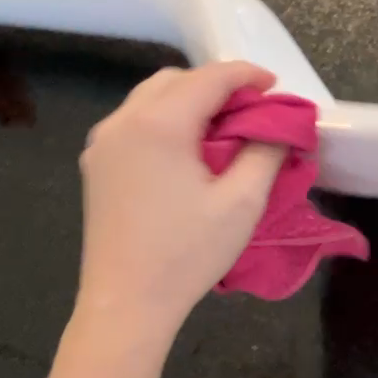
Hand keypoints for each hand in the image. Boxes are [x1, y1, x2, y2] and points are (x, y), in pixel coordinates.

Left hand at [75, 62, 286, 332]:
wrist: (128, 302)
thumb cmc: (189, 251)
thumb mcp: (243, 201)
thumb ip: (265, 151)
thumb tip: (278, 126)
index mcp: (158, 125)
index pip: (208, 79)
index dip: (247, 76)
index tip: (276, 87)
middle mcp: (122, 123)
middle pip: (176, 80)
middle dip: (219, 85)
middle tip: (256, 109)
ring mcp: (104, 143)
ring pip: (153, 98)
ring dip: (193, 100)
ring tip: (228, 126)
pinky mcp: (99, 164)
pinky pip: (137, 121)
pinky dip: (170, 118)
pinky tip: (194, 147)